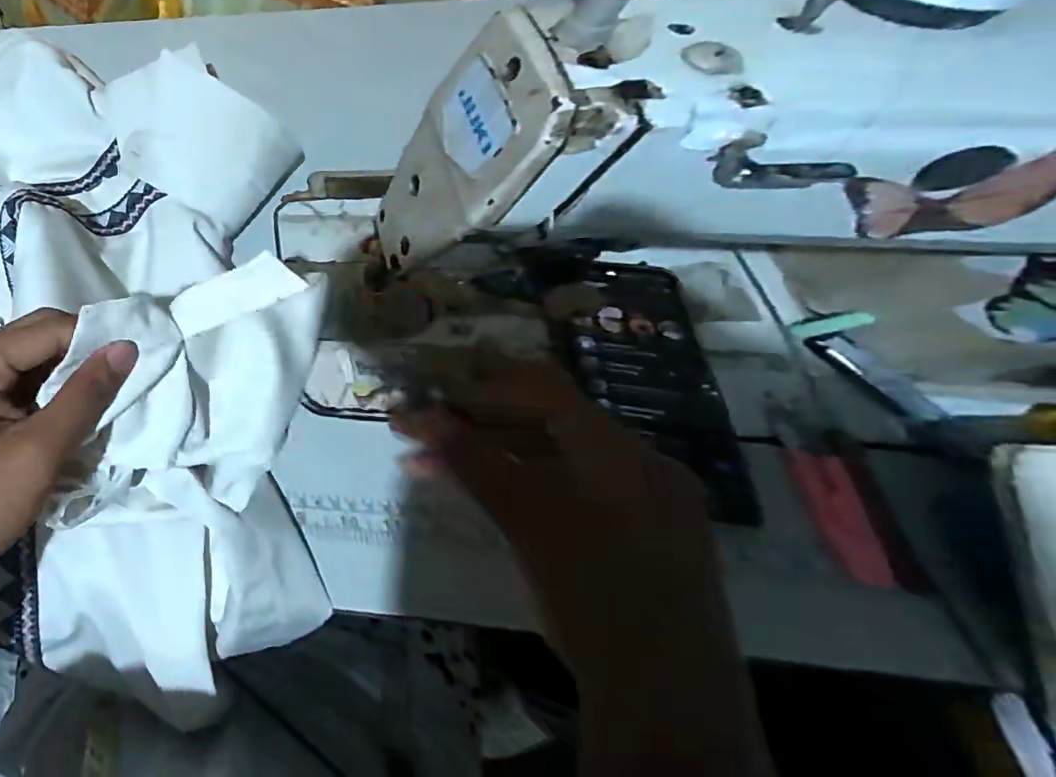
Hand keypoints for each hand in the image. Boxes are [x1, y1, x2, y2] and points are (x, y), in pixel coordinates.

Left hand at [0, 309, 136, 604]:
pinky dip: (56, 391)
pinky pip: (27, 381)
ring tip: (110, 390)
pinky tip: (80, 407)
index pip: (47, 329)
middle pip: (39, 336)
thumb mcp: (40, 451)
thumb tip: (126, 347)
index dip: (93, 337)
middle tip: (125, 374)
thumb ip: (84, 396)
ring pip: (36, 358)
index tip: (136, 356)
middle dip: (83, 352)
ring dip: (72, 372)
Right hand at [393, 353, 727, 690]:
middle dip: (473, 418)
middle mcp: (637, 467)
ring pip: (546, 456)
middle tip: (416, 423)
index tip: (429, 379)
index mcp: (624, 455)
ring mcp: (635, 502)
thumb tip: (421, 413)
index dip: (482, 379)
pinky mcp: (626, 534)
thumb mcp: (528, 523)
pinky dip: (512, 482)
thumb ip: (474, 461)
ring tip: (424, 462)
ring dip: (484, 452)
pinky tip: (472, 489)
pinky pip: (561, 487)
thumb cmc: (598, 598)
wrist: (669, 707)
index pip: (544, 391)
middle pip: (543, 420)